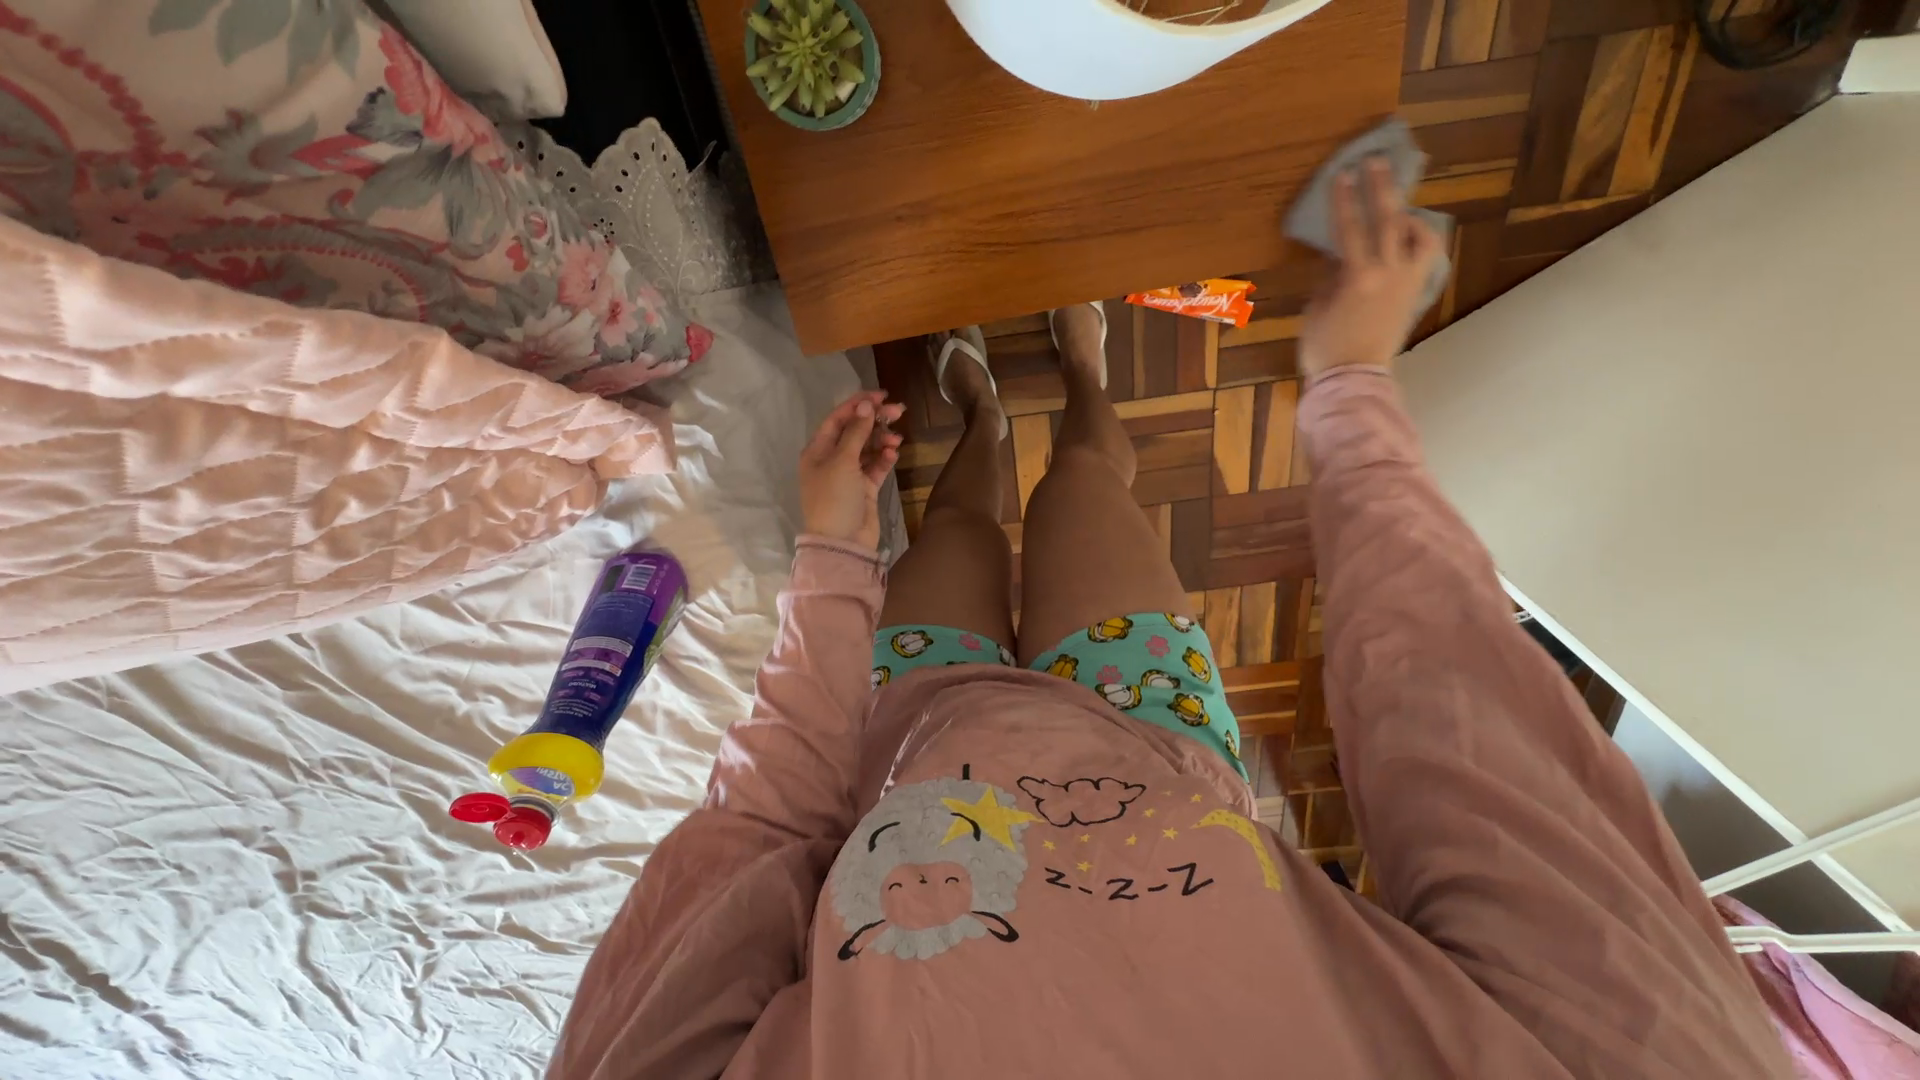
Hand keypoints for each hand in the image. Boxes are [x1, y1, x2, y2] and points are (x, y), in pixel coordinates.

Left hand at [799, 390, 904, 549]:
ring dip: (882, 439)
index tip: (881, 395)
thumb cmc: (834, 498)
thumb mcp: (842, 461)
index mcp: (817, 450)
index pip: (838, 418)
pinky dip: (885, 457)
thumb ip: (855, 431)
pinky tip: (894, 453)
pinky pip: (876, 465)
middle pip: (855, 431)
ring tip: (897, 439)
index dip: (858, 404)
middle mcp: (831, 459)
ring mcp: (849, 474)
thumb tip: (866, 405)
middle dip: (875, 420)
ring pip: (868, 447)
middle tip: (899, 411)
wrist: (842, 542)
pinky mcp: (864, 488)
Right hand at [1301, 157, 1445, 379]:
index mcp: (1358, 275)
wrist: (1353, 379)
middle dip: (1381, 188)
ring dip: (1410, 219)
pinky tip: (1405, 244)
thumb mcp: (1316, 308)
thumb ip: (1331, 277)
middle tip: (1377, 162)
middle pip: (1388, 220)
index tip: (1343, 174)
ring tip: (1398, 214)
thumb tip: (1340, 258)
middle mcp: (1389, 272)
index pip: (1350, 227)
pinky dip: (1417, 245)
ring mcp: (1406, 283)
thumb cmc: (1324, 348)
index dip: (1344, 199)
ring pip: (1421, 237)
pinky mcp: (1413, 294)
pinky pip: (1424, 260)